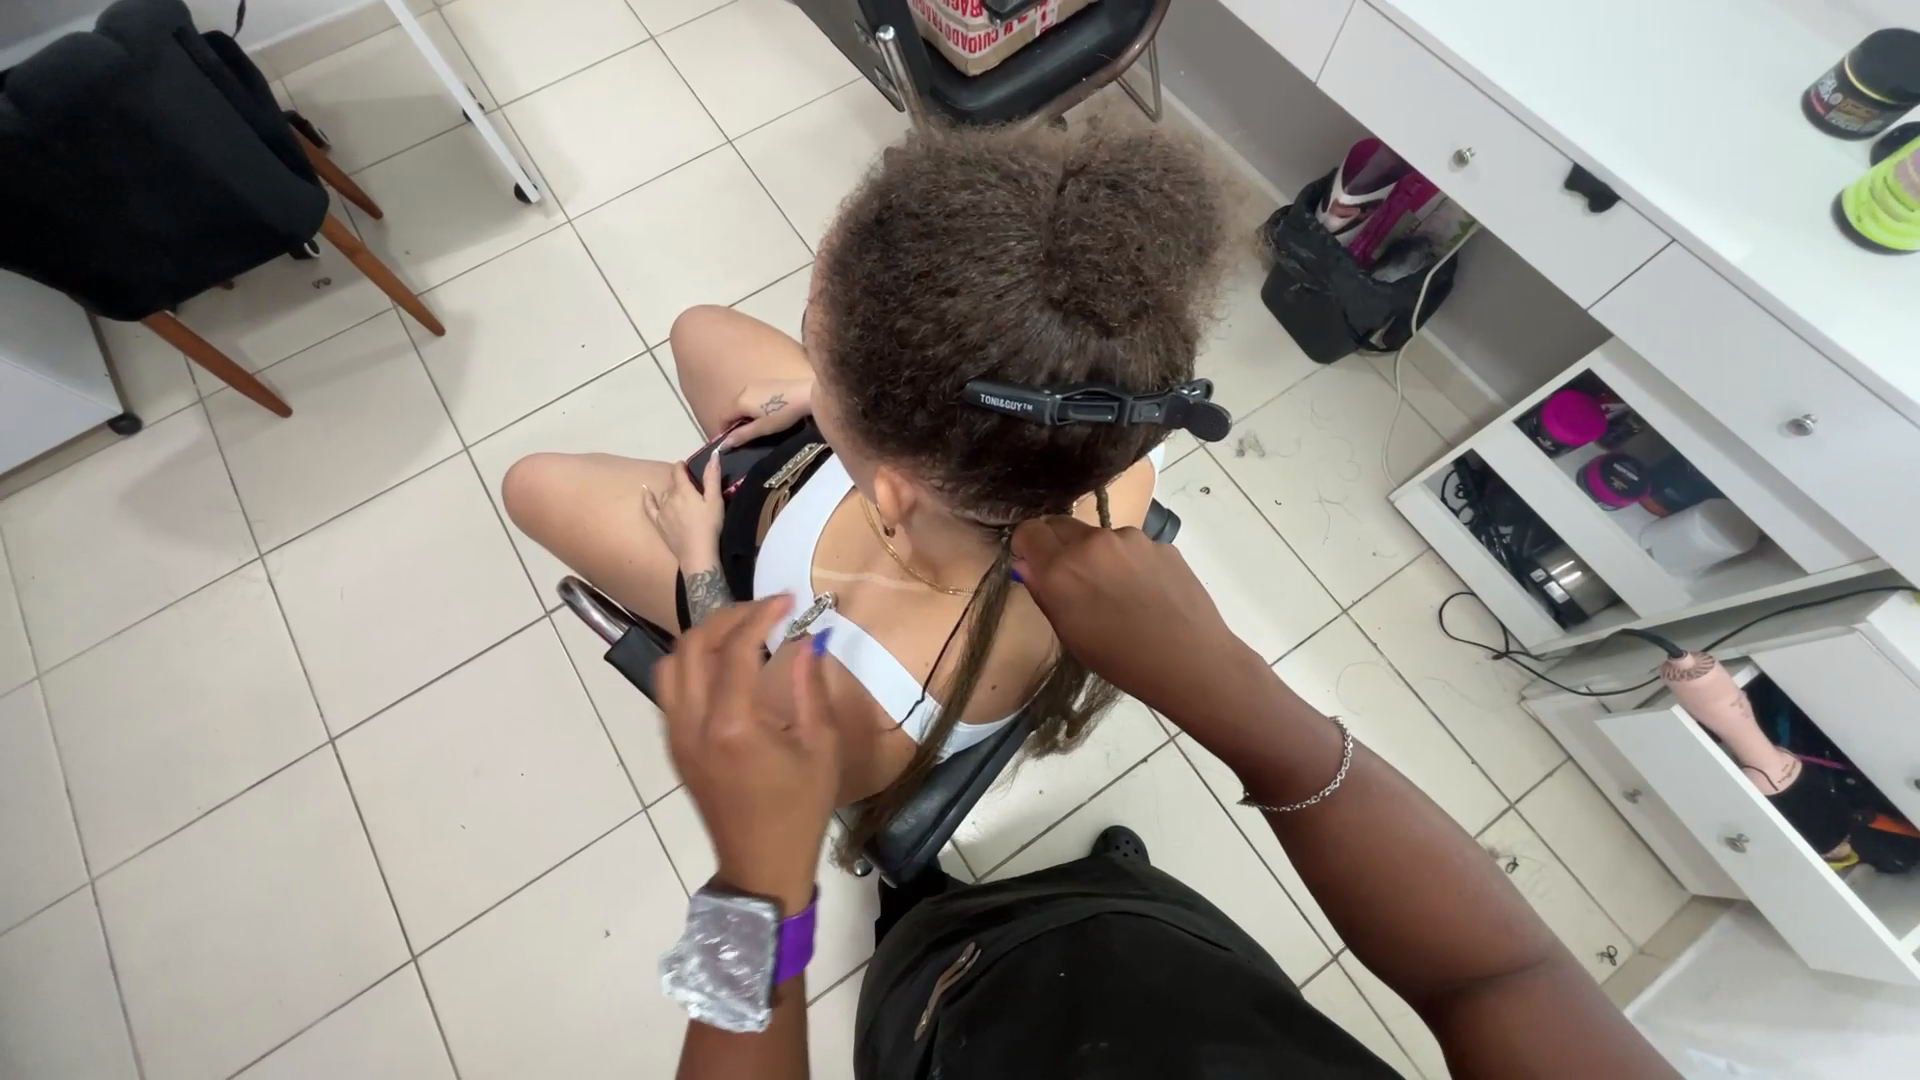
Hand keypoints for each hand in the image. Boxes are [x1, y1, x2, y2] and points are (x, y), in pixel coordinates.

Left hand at [644, 458, 725, 570]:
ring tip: (679, 493)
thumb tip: (713, 455)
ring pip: (664, 494)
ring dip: (671, 490)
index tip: (685, 465)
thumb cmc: (710, 526)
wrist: (697, 553)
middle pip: (672, 483)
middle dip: (679, 480)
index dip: (681, 466)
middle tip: (690, 485)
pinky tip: (645, 491)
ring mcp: (662, 511)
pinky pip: (649, 507)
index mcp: (684, 490)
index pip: (678, 472)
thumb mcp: (715, 501)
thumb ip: (712, 478)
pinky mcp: (658, 523)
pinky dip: (647, 498)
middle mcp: (669, 497)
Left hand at [657, 596, 839, 914]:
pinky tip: (724, 663)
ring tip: (741, 630)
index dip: (761, 614)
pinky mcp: (674, 746)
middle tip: (765, 611)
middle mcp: (693, 724)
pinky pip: (670, 688)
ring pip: (671, 663)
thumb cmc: (800, 809)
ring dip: (703, 636)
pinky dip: (692, 662)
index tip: (788, 600)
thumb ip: (811, 687)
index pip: (736, 648)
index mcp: (733, 725)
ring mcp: (676, 735)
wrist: (761, 864)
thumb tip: (808, 640)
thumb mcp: (820, 747)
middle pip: (693, 645)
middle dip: (728, 616)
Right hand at [723, 379, 812, 445]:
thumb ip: (742, 435)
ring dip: (743, 413)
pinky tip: (764, 412)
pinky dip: (752, 406)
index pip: (722, 416)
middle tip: (742, 435)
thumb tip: (723, 444)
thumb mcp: (762, 428)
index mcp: (739, 402)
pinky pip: (752, 396)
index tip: (728, 441)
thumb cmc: (782, 414)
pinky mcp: (766, 382)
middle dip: (733, 422)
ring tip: (754, 425)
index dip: (723, 430)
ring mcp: (755, 384)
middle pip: (731, 408)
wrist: (804, 394)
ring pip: (742, 401)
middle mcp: (743, 390)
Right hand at [1012, 516, 1256, 716]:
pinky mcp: (1160, 543)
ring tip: (1118, 592)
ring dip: (1098, 554)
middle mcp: (1092, 542)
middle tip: (1073, 579)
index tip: (1035, 562)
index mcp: (1061, 568)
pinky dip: (1130, 562)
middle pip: (1061, 525)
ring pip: (1099, 536)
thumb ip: (1044, 592)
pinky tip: (1146, 592)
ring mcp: (1130, 538)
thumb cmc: (1120, 659)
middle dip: (1059, 545)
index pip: (1029, 531)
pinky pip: (1132, 546)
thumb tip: (1029, 564)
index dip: (1028, 546)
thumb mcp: (1069, 633)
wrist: (1189, 659)